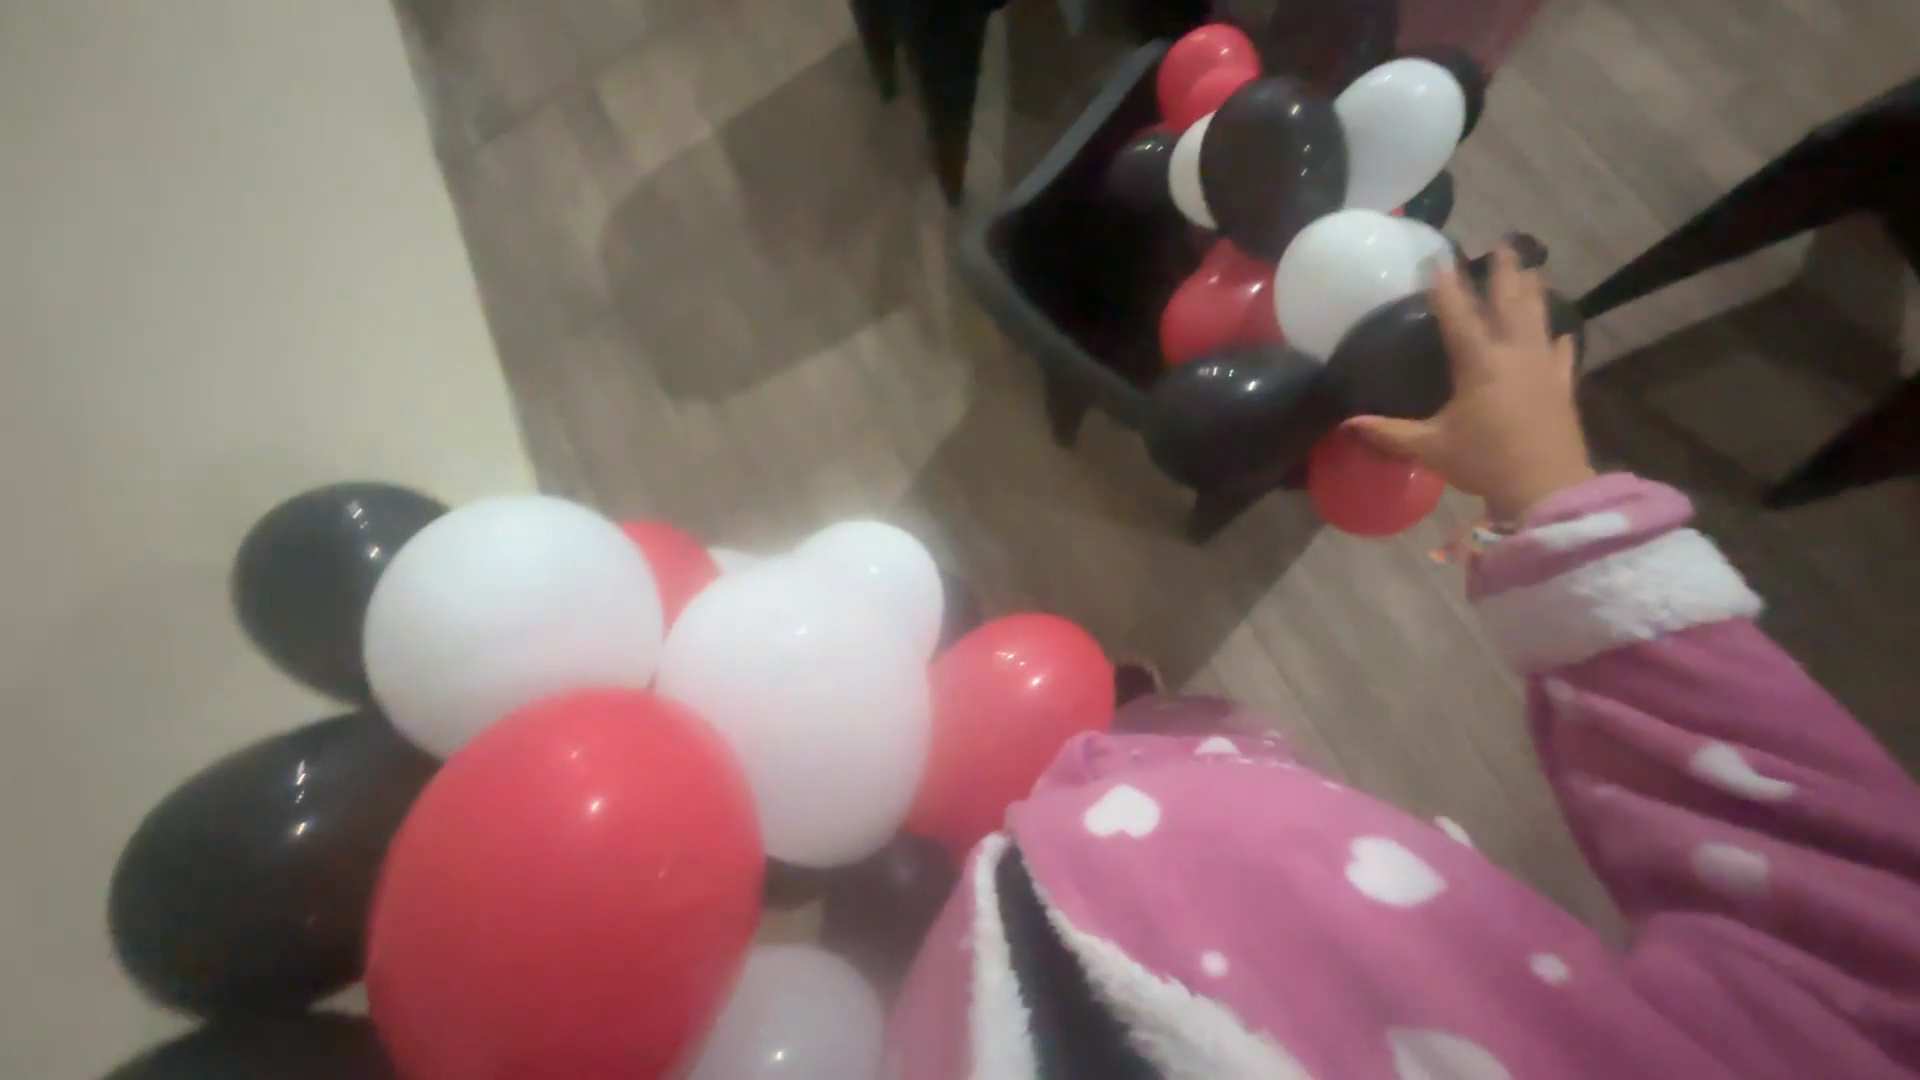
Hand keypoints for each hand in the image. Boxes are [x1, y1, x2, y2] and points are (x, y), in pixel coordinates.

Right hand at [1345, 247, 1594, 520]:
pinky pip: (1560, 354)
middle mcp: (1514, 356)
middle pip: (1510, 305)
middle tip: (1505, 245)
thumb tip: (1346, 424)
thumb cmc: (1482, 461)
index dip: (1446, 289)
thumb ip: (1388, 432)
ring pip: (1538, 319)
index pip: (1459, 317)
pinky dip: (1557, 340)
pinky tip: (1560, 333)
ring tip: (1533, 270)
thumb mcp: (1428, 447)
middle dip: (1505, 274)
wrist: (1545, 485)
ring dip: (1533, 293)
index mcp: (1479, 365)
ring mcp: (1542, 369)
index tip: (1438, 260)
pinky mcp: (1560, 387)